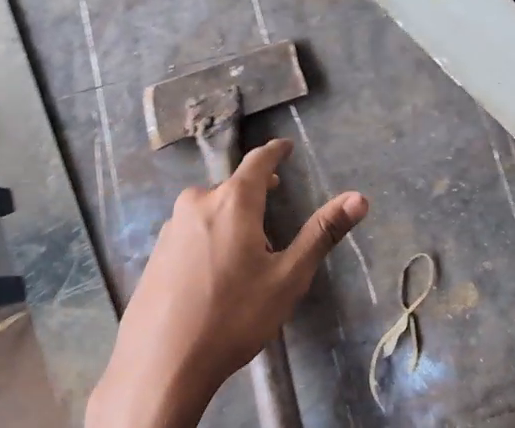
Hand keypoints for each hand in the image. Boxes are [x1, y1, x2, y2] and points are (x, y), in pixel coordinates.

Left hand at [87, 138, 369, 427]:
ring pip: (209, 210)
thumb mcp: (287, 278)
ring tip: (245, 255)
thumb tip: (360, 198)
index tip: (286, 147)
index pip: (258, 162)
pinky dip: (208, 238)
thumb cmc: (232, 318)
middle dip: (254, 194)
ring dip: (230, 219)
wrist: (159, 368)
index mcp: (232, 201)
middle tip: (273, 207)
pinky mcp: (154, 255)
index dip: (275, 152)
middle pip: (233, 187)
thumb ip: (322, 233)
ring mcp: (170, 229)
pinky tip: (213, 275)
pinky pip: (190, 232)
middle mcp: (197, 203)